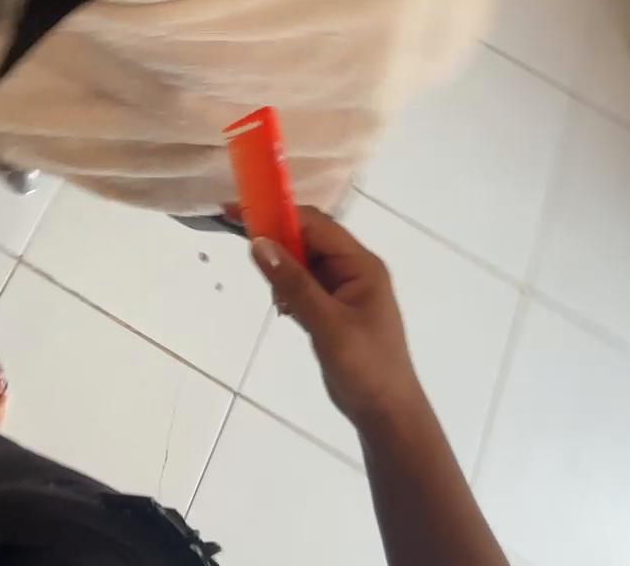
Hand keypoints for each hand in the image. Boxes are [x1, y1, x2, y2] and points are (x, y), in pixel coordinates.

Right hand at [249, 205, 422, 425]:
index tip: (242, 213)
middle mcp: (353, 269)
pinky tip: (282, 307)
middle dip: (276, 238)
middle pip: (308, 237)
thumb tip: (258, 243)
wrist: (387, 415)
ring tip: (274, 294)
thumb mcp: (328, 325)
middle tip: (241, 240)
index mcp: (361, 265)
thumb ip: (294, 283)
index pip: (316, 224)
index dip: (279, 215)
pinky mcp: (332, 306)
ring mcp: (343, 288)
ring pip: (302, 260)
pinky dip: (287, 287)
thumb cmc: (365, 367)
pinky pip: (303, 281)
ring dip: (281, 267)